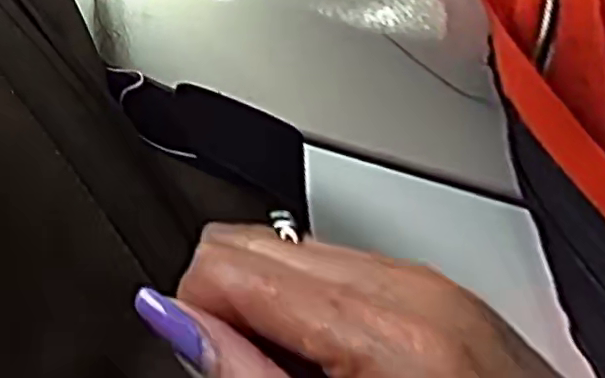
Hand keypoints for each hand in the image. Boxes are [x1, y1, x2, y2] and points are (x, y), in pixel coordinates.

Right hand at [135, 224, 556, 376]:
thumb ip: (248, 376)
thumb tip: (168, 317)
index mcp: (390, 331)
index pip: (224, 261)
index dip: (196, 312)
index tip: (208, 361)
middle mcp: (408, 286)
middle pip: (241, 240)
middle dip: (225, 303)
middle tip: (251, 373)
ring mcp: (427, 282)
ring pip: (276, 245)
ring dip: (263, 304)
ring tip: (300, 376)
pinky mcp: (436, 289)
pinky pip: (323, 262)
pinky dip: (304, 305)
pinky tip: (333, 364)